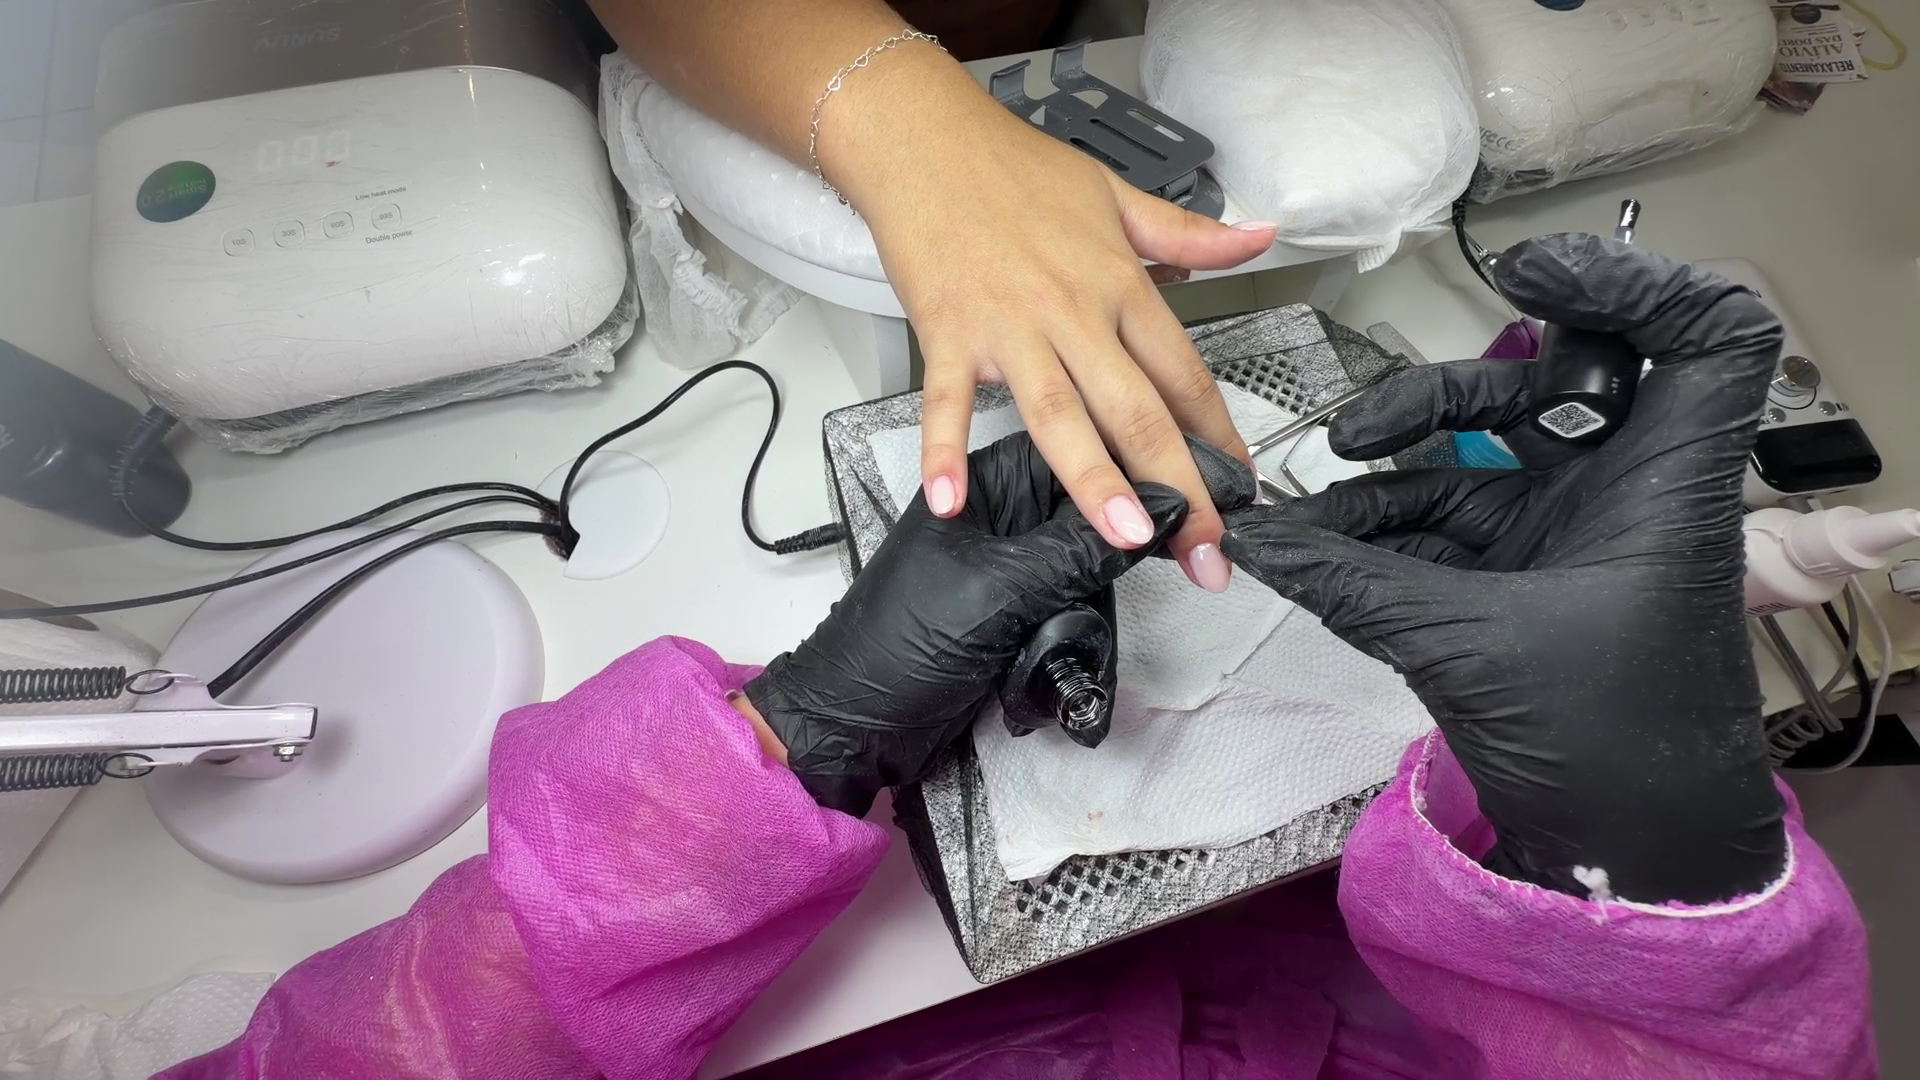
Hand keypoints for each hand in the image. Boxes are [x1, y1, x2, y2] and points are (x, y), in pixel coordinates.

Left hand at [748, 433, 1251, 816]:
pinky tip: (1140, 574)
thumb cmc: (901, 644)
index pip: (1084, 449)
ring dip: (1137, 539)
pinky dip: (1108, 573)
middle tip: (1212, 534)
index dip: (1148, 469)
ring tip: (1192, 549)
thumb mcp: (996, 592)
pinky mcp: (1016, 590)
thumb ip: (1075, 549)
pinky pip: (1076, 569)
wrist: (861, 716)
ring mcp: (1012, 547)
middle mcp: (1003, 504)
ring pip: (1092, 526)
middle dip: (1154, 506)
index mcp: (988, 481)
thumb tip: (1155, 516)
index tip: (1209, 497)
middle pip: (1095, 487)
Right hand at [827, 72, 1274, 592]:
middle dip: (1176, 486)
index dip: (1218, 438)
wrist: (927, 141)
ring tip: (1125, 539)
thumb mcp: (1116, 196)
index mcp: (1119, 285)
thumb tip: (1255, 238)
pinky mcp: (949, 336)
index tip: (1238, 490)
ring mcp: (1009, 329)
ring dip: (1094, 481)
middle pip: (1137, 409)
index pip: (1184, 374)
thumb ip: (1186, 234)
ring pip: (1059, 414)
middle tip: (1204, 550)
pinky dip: (945, 452)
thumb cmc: (1016, 173)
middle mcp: (1073, 313)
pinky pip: (948, 403)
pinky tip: (951, 500)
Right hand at [1220, 235, 1788, 903]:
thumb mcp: (1462, 640)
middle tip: (1355, 436)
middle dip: (1437, 400)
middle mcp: (1604, 495)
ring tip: (1292, 522)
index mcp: (1654, 487)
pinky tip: (1298, 553)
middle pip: (1534, 392)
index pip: (1700, 342)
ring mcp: (1542, 537)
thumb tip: (1247, 540)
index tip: (1527, 273)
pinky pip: (1416, 535)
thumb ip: (1344, 581)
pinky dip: (1356, 541)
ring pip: (1454, 470)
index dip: (1628, 282)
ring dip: (1367, 491)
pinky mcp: (1493, 579)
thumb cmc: (1599, 738)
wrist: (1614, 842)